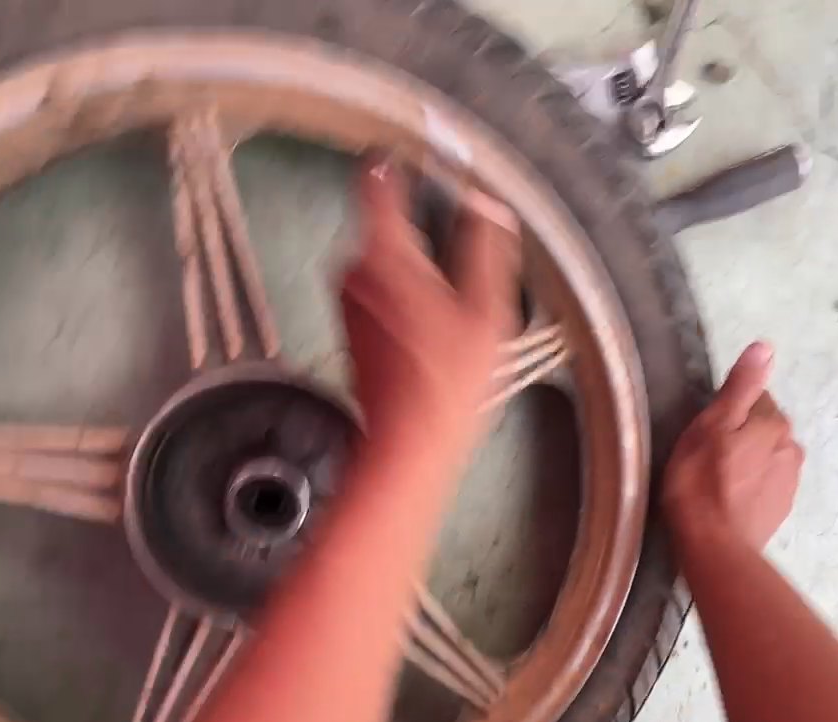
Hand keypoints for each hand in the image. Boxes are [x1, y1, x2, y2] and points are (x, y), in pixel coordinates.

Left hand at [339, 161, 520, 449]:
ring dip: (416, 273)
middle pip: (388, 225)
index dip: (404, 163)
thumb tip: (491, 208)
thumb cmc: (444, 385)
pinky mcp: (348, 325)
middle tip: (458, 275)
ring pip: (386, 261)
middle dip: (424, 239)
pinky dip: (403, 298)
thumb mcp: (487, 312)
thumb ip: (487, 248)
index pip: (378, 177)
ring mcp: (346, 299)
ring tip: (448, 315)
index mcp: (384, 253)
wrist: (406, 444)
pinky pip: (378, 290)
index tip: (426, 162)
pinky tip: (430, 334)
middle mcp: (353, 270)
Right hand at [662, 342, 803, 551]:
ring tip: (716, 481)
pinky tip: (728, 501)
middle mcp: (791, 448)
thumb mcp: (711, 426)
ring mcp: (789, 481)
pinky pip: (765, 486)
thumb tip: (765, 346)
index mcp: (774, 423)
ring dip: (747, 463)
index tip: (706, 430)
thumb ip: (740, 387)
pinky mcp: (780, 509)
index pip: (756, 400)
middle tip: (707, 455)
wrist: (715, 546)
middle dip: (742, 436)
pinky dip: (750, 488)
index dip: (728, 411)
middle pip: (764, 429)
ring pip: (766, 458)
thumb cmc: (701, 483)